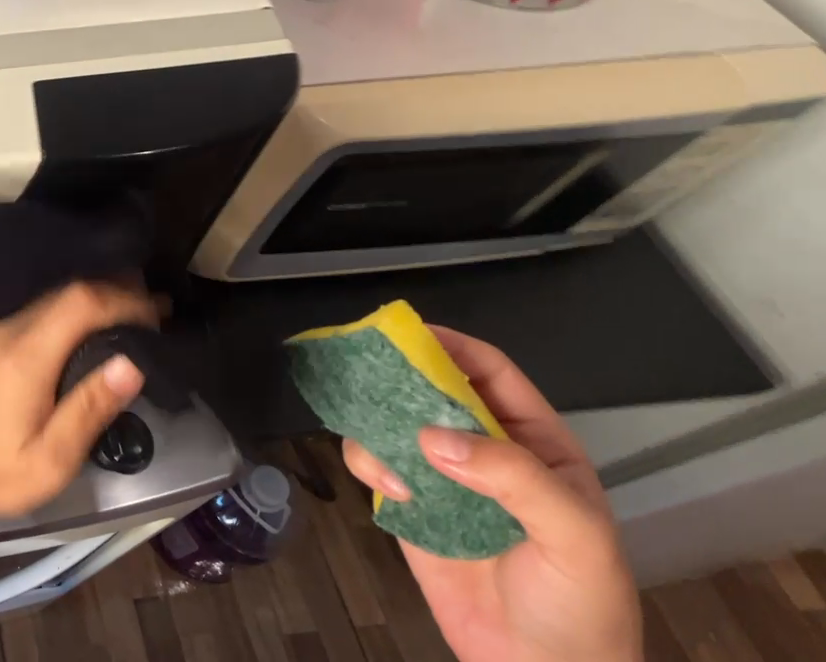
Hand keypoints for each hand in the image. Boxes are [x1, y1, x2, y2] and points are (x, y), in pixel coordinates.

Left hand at [0, 284, 153, 532]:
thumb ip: (89, 408)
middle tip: (149, 308)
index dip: (121, 298)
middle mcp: (1, 332)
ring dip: (82, 306)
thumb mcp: (50, 458)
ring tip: (121, 319)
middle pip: (62, 295)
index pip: (79, 303)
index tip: (155, 310)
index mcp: (23, 355)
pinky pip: (23, 319)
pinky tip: (72, 339)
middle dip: (109, 294)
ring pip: (41, 305)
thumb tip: (130, 364)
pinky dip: (56, 319)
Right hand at [342, 326, 641, 661]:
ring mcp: (441, 477)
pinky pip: (375, 464)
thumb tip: (432, 435)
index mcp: (534, 444)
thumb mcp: (573, 538)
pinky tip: (388, 494)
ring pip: (391, 422)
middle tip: (359, 372)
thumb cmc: (580, 606)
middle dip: (395, 378)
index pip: (490, 374)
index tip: (404, 333)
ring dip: (376, 428)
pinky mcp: (408, 505)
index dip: (451, 347)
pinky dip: (368, 465)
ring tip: (384, 458)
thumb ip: (514, 478)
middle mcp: (482, 450)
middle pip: (429, 390)